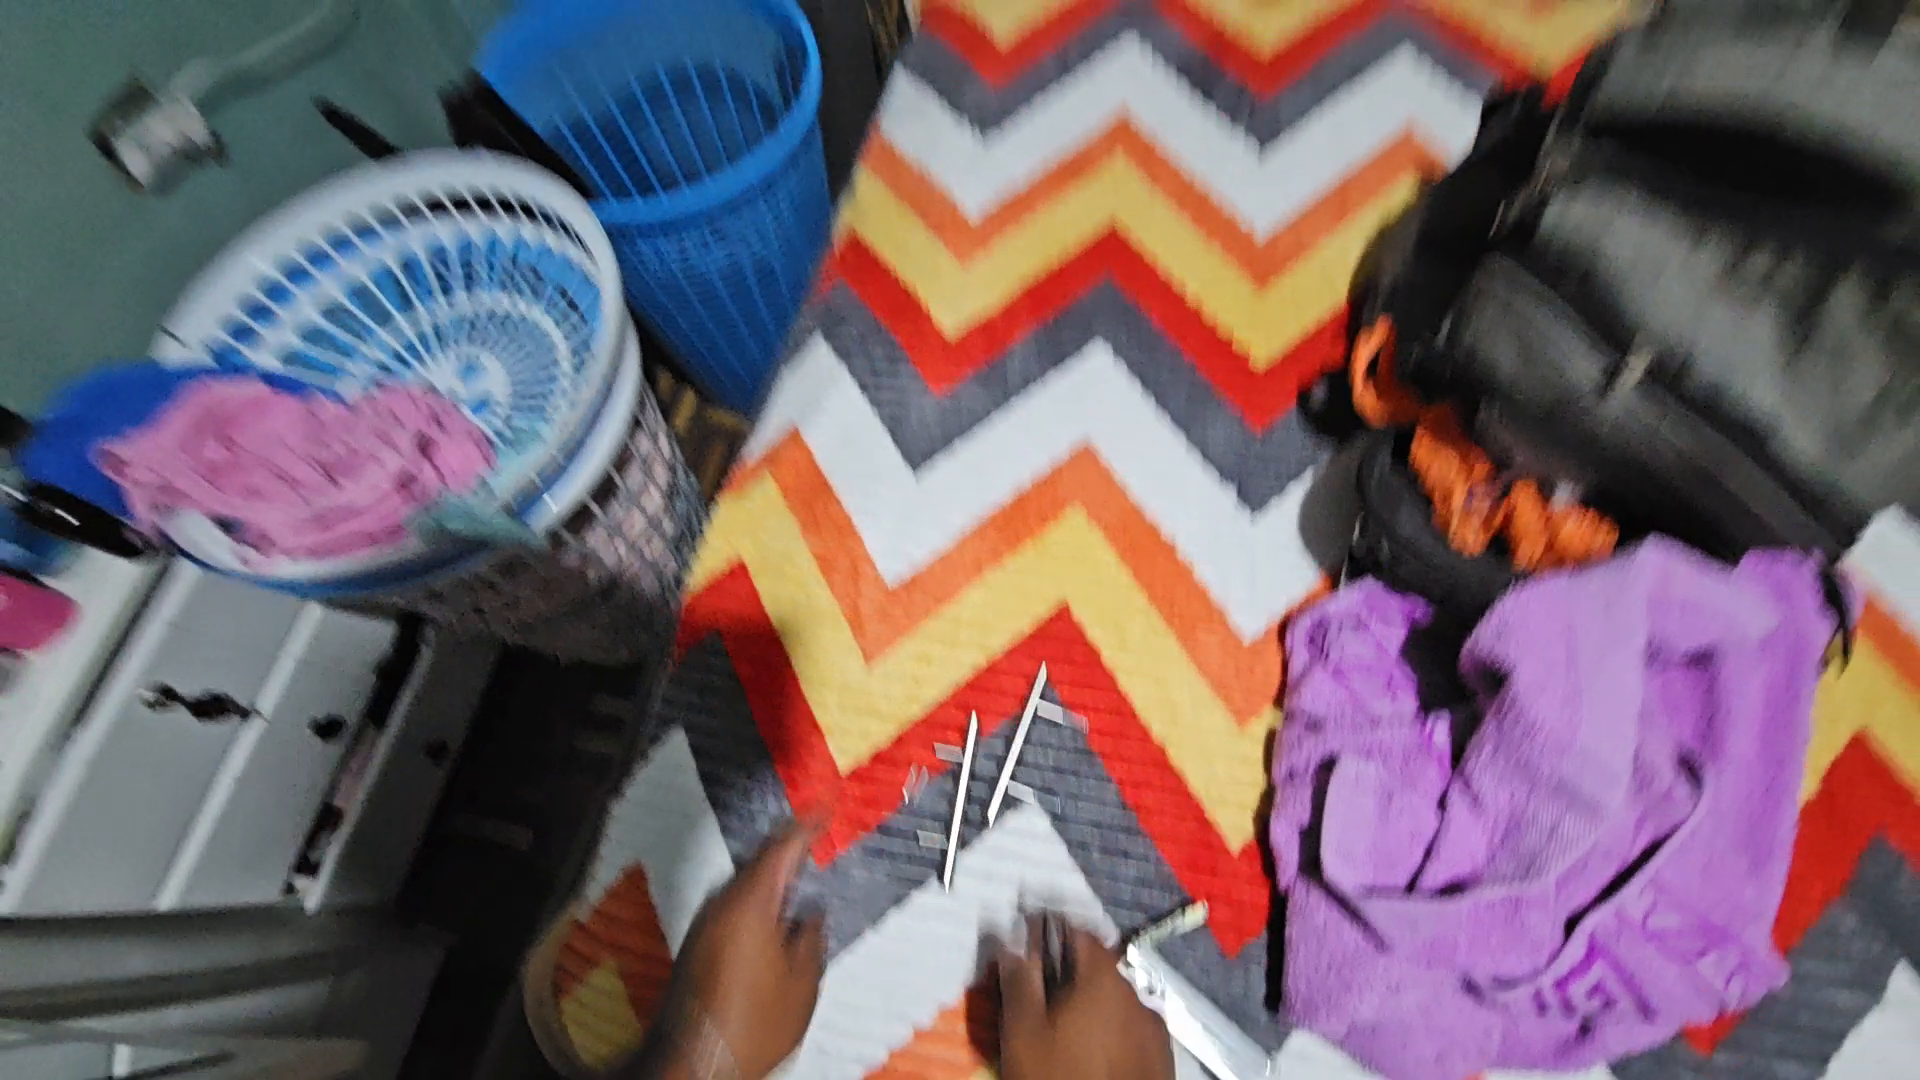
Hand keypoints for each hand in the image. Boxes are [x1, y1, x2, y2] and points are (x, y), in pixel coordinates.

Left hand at [635, 822, 826, 1079]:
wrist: (693, 1065)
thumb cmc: (750, 1025)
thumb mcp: (802, 982)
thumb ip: (812, 935)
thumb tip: (811, 914)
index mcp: (751, 901)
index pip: (783, 845)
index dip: (808, 823)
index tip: (825, 808)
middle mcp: (722, 903)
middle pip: (760, 859)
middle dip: (789, 847)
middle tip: (815, 837)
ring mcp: (705, 922)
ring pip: (746, 882)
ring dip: (773, 875)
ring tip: (800, 877)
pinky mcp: (697, 943)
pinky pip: (734, 903)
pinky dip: (756, 898)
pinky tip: (773, 917)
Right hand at [996, 915, 1174, 1079]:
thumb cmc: (1058, 1079)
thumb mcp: (1023, 1031)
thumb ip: (1019, 978)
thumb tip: (1012, 938)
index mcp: (1103, 978)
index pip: (1078, 933)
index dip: (1051, 938)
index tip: (1029, 956)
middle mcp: (1136, 995)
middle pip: (1097, 970)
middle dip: (1070, 978)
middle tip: (1043, 1006)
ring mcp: (1155, 1031)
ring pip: (1115, 1003)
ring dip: (1093, 1009)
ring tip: (1068, 1038)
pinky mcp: (1164, 1063)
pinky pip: (1131, 1033)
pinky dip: (1112, 1036)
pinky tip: (1093, 1060)